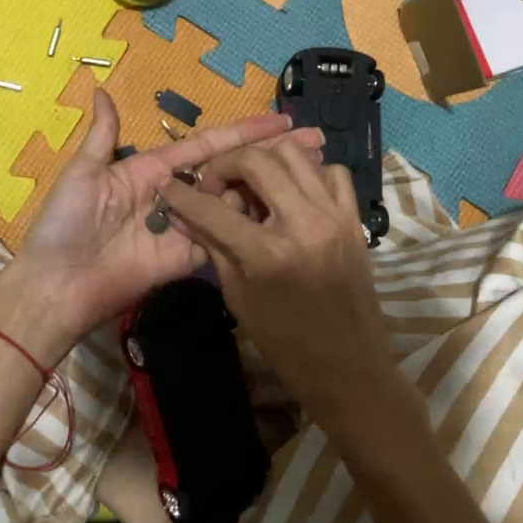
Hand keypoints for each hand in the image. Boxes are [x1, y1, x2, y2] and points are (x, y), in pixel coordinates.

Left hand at [0, 90, 320, 364]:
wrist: (57, 284)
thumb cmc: (65, 223)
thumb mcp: (81, 173)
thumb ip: (102, 136)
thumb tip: (100, 91)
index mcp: (151, 171)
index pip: (206, 146)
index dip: (243, 133)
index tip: (281, 121)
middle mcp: (175, 196)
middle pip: (229, 172)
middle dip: (269, 158)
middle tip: (314, 144)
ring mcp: (185, 229)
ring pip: (232, 204)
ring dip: (267, 189)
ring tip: (310, 173)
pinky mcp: (187, 261)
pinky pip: (222, 239)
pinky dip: (247, 227)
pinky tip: (282, 213)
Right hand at [156, 142, 393, 426]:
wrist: (350, 368)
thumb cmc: (285, 343)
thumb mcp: (238, 296)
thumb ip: (213, 246)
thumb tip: (182, 212)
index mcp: (268, 254)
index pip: (214, 208)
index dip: (183, 194)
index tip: (167, 185)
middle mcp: (304, 223)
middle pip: (256, 160)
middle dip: (225, 165)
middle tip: (216, 187)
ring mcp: (335, 217)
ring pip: (295, 153)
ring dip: (265, 162)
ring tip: (253, 187)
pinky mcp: (355, 219)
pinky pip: (331, 172)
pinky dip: (307, 174)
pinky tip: (292, 195)